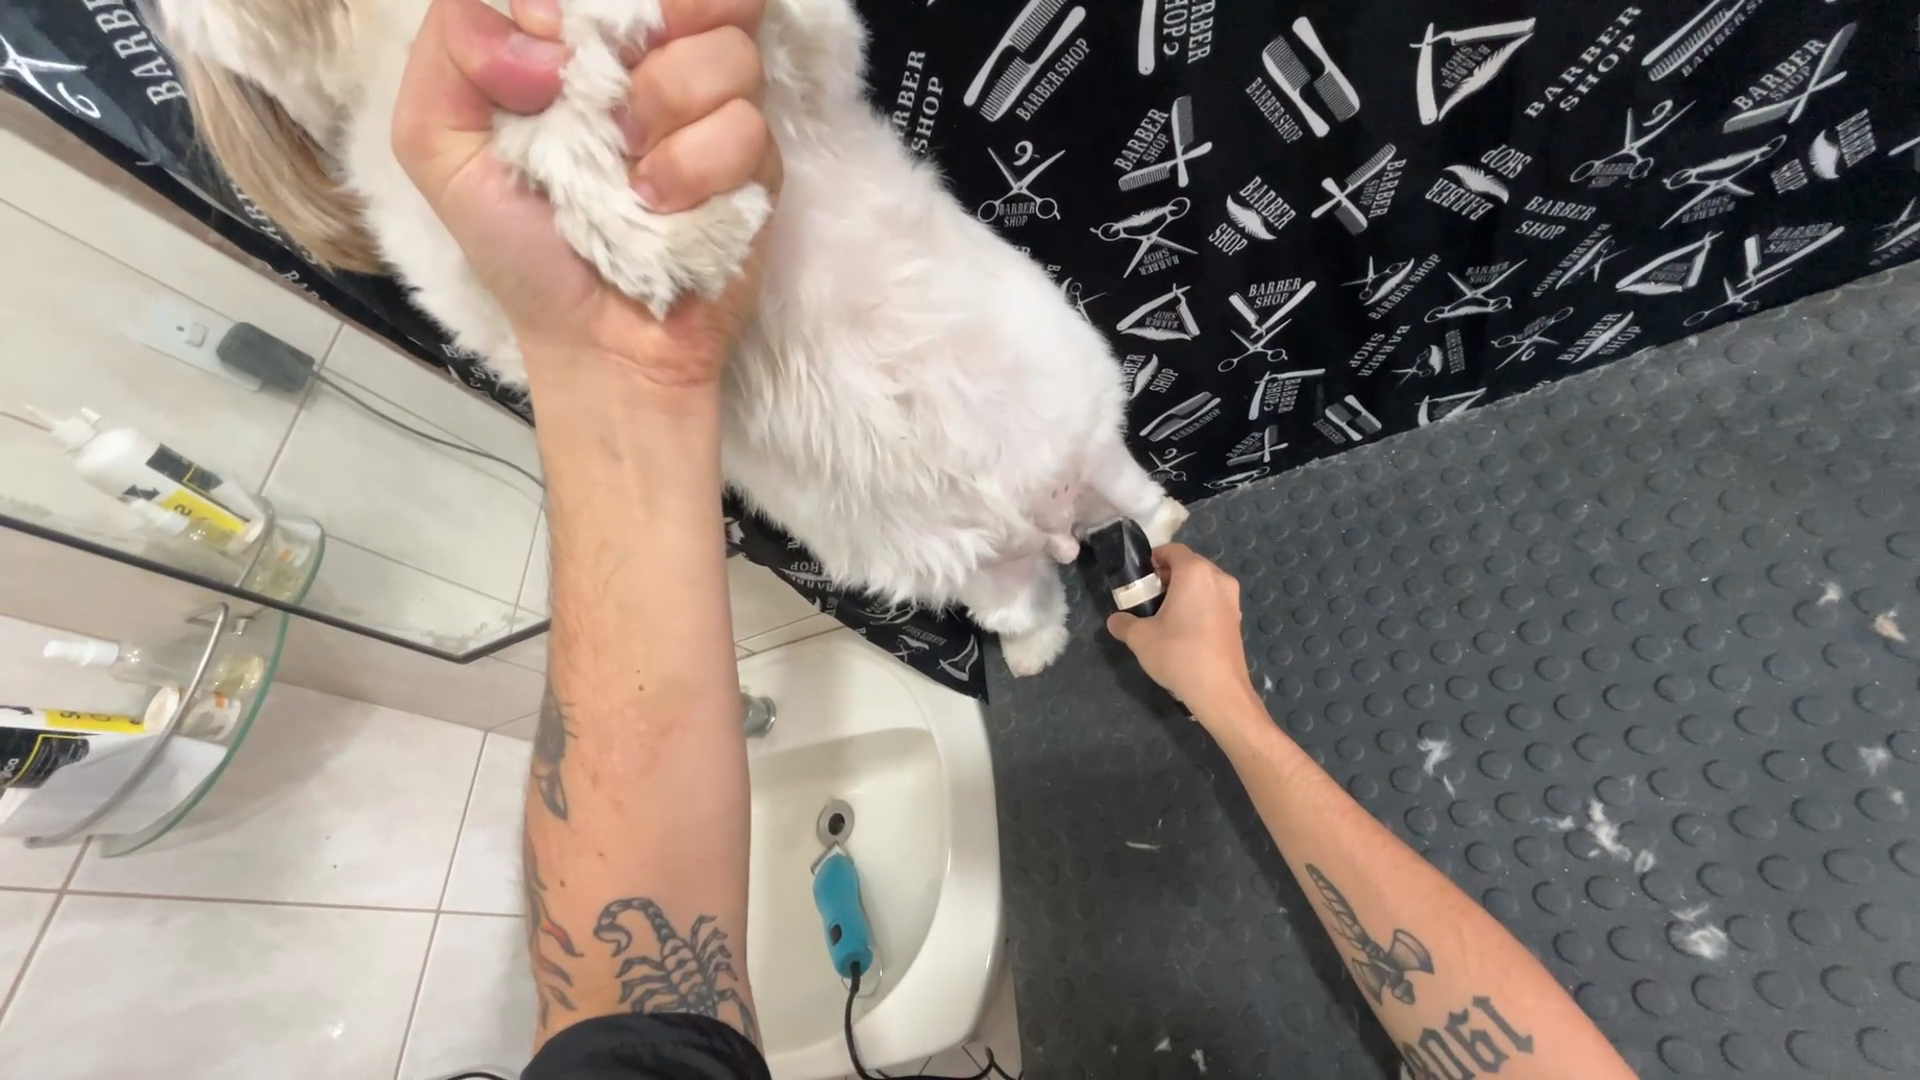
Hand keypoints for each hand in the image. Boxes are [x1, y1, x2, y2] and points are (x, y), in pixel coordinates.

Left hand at [389, 0, 780, 385]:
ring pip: (736, 58)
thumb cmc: (521, 252)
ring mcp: (715, 125)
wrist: (600, 344)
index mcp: (588, 51)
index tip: (559, 41)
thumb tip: (552, 31)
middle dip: (669, 22)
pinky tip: (666, 210)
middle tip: (621, 87)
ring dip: (673, 110)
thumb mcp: (438, 142)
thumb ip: (455, 47)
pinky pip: (752, 133)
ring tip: (634, 177)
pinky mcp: (758, 179)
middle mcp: (659, 73)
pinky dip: (701, 169)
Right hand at [1106, 544, 1258, 721]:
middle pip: (1190, 565)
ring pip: (1203, 584)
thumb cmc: (1178, 654)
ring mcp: (1232, 600)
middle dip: (1168, 576)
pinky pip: (1213, 601)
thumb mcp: (1140, 637)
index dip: (1154, 559)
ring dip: (1184, 591)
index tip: (1140, 577)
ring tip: (1164, 614)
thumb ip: (1123, 623)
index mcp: (1195, 573)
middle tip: (1148, 596)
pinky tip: (1183, 630)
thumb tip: (1116, 620)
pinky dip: (1198, 606)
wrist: (1219, 691)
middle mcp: (1218, 578)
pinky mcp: (1237, 620)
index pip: (1173, 550)